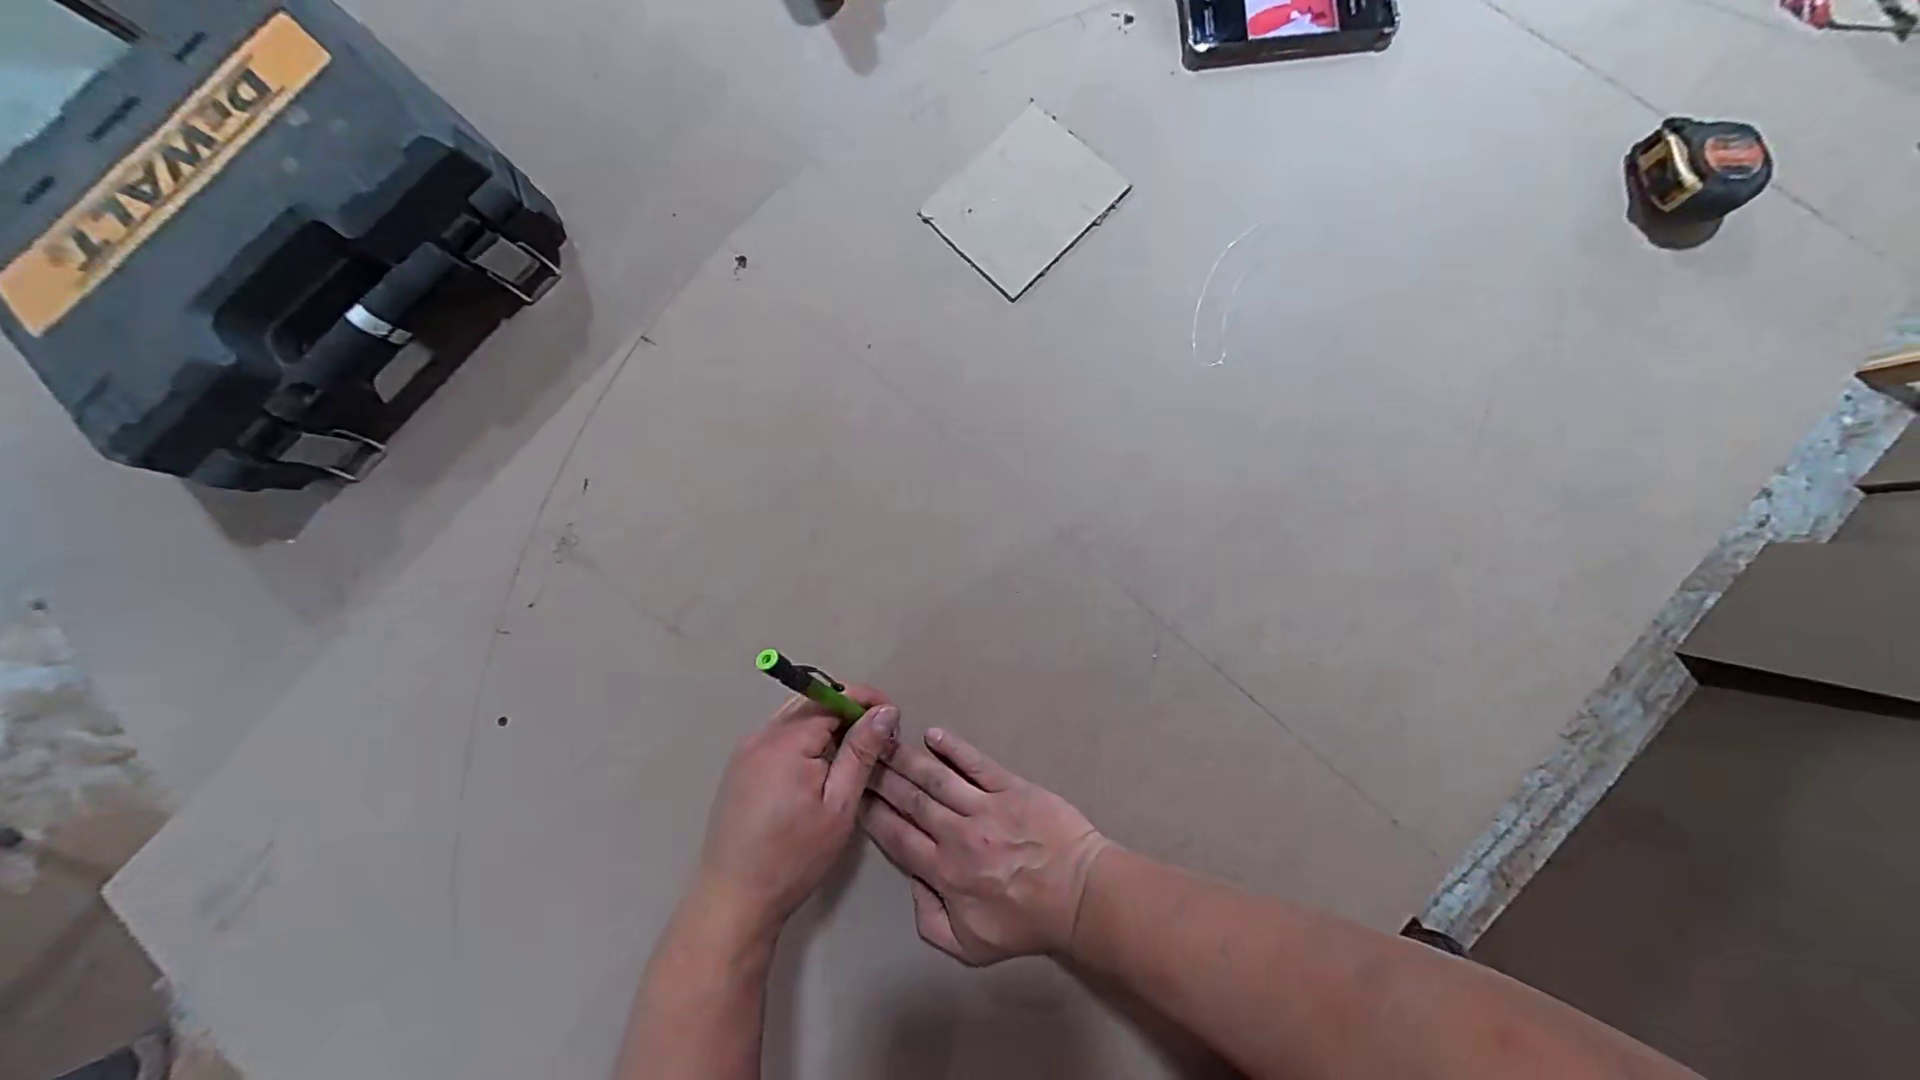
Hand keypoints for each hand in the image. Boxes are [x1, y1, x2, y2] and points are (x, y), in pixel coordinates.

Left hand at [693, 687, 899, 945]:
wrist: (734, 899)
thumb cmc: (793, 857)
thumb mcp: (839, 805)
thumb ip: (862, 751)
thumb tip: (885, 711)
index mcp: (785, 741)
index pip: (832, 698)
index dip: (866, 701)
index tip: (893, 718)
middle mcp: (761, 736)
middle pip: (812, 702)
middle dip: (848, 709)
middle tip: (878, 736)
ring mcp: (746, 750)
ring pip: (795, 717)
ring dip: (828, 724)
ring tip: (855, 752)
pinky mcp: (740, 767)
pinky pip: (780, 735)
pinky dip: (806, 738)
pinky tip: (822, 766)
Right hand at [861, 728, 1111, 965]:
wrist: (1080, 897)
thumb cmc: (1027, 923)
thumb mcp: (970, 946)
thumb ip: (929, 920)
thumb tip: (913, 881)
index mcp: (944, 872)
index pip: (897, 836)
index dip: (872, 813)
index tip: (855, 794)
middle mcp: (957, 834)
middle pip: (910, 799)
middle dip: (882, 777)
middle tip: (861, 756)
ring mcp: (985, 807)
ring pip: (936, 777)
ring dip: (908, 758)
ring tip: (886, 741)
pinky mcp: (1011, 787)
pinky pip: (976, 763)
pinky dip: (953, 747)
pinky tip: (934, 734)